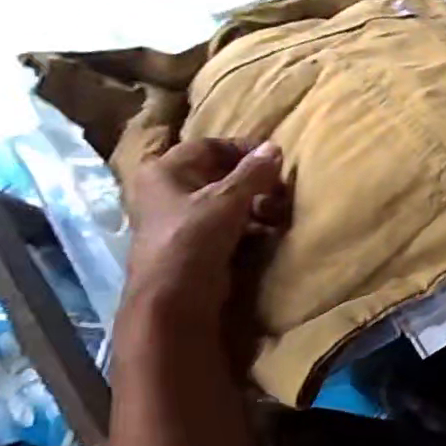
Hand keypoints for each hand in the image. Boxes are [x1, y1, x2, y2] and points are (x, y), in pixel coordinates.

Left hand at [121, 138, 287, 334]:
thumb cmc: (193, 239)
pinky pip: (227, 225)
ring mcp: (182, 219)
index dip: (242, 149)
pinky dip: (249, 225)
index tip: (274, 159)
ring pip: (226, 202)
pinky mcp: (196, 244)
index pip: (209, 146)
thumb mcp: (227, 200)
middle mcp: (169, 191)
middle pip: (219, 175)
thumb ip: (253, 173)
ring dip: (255, 205)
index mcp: (165, 171)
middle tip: (281, 190)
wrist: (174, 299)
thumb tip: (275, 147)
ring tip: (279, 214)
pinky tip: (270, 232)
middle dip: (254, 182)